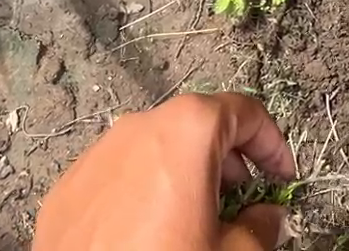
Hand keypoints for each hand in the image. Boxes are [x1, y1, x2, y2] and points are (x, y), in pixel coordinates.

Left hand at [34, 92, 297, 250]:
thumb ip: (261, 227)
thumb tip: (266, 217)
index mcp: (189, 128)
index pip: (246, 113)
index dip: (272, 144)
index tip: (282, 176)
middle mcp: (141, 125)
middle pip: (199, 126)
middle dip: (226, 158)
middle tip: (241, 199)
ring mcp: (97, 155)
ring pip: (155, 148)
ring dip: (183, 173)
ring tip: (193, 218)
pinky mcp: (65, 190)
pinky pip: (116, 176)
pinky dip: (140, 192)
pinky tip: (146, 234)